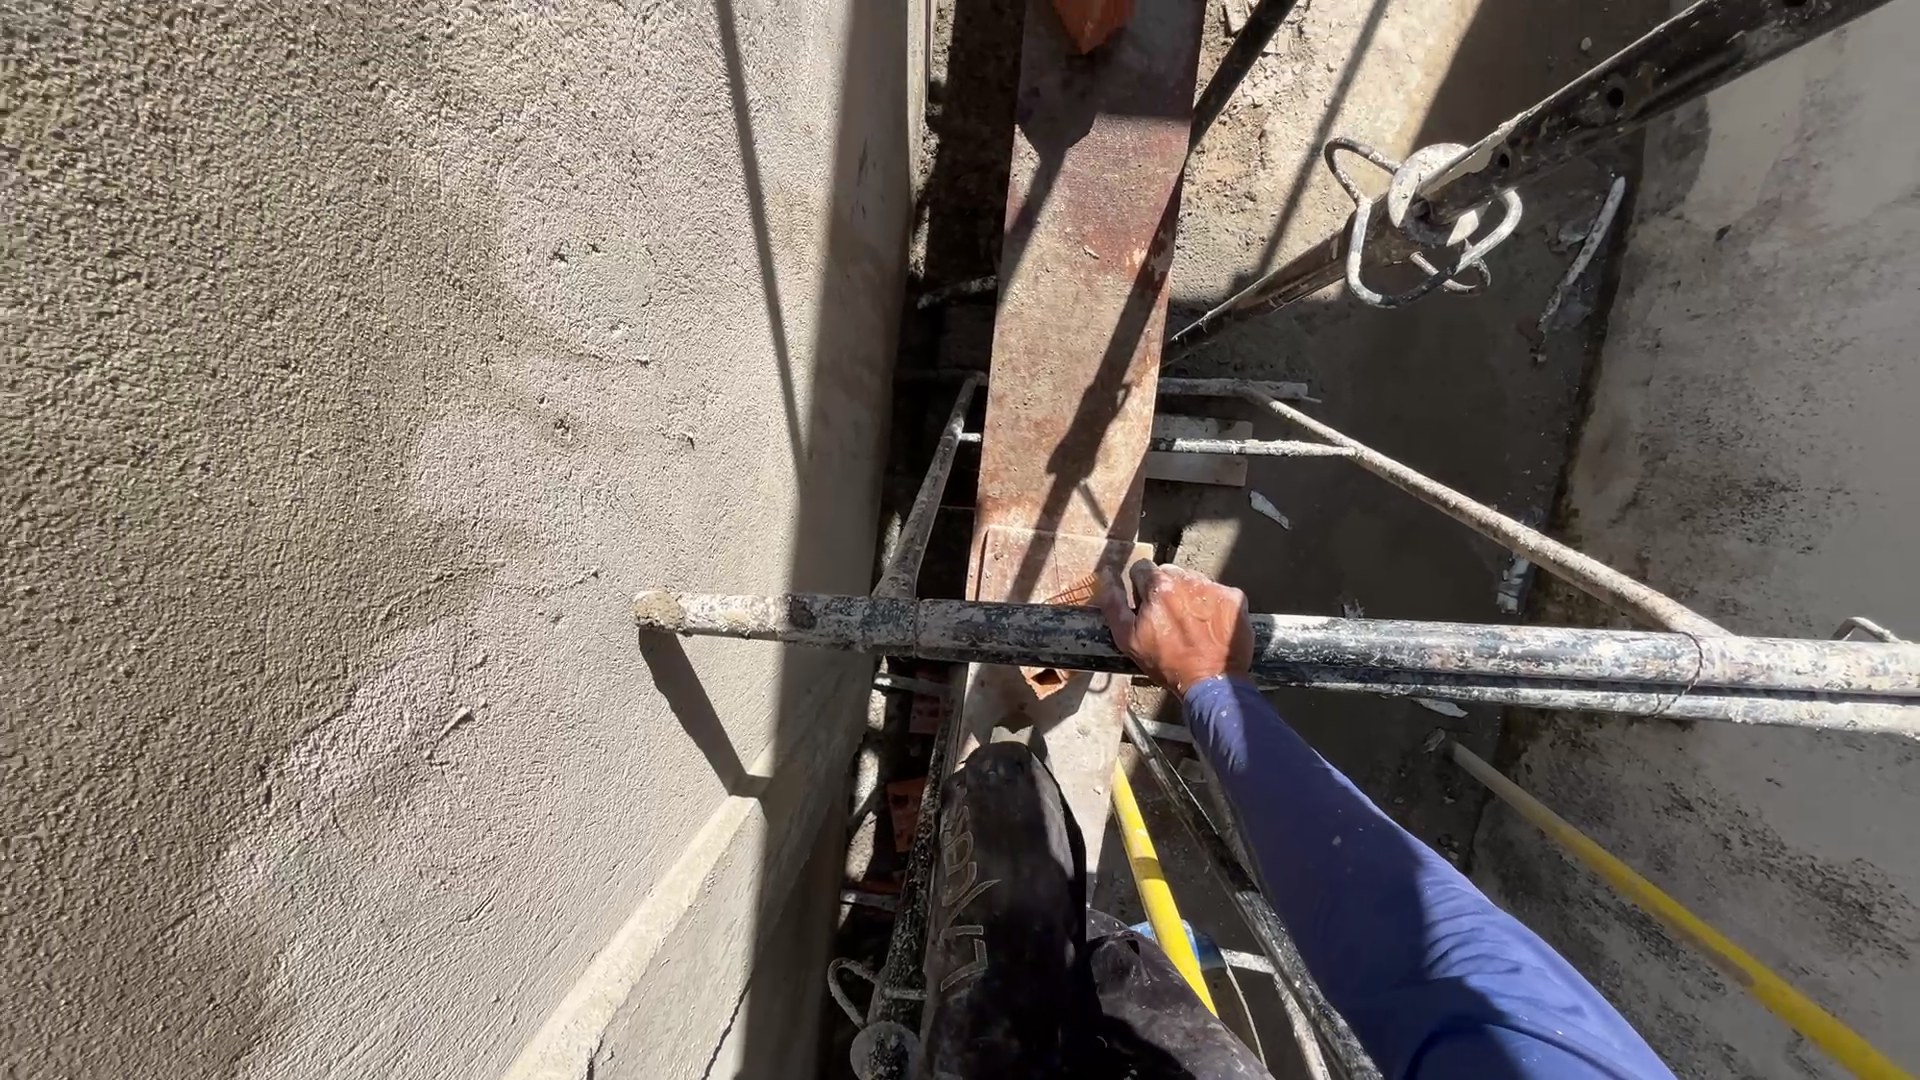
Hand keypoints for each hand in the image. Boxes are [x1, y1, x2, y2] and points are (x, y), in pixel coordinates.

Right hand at [1098, 560, 1252, 694]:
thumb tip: (1106, 574)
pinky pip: (1217, 591)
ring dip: (1188, 595)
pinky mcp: (1235, 598)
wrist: (1211, 683)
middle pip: (1168, 572)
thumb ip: (1113, 603)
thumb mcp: (1127, 638)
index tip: (1145, 606)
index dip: (1139, 588)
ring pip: (1193, 580)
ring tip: (1190, 624)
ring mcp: (1214, 588)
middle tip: (1167, 617)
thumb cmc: (1166, 663)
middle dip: (1164, 589)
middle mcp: (1188, 579)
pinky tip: (1209, 625)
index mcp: (1159, 586)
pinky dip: (1212, 604)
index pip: (1142, 568)